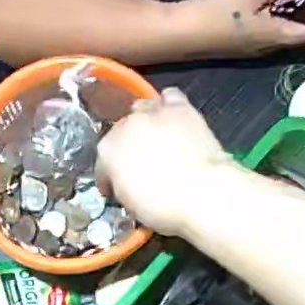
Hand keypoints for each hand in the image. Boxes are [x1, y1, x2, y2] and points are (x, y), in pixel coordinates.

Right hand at [97, 87, 244, 235]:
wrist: (201, 193)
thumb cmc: (162, 207)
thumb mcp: (129, 204)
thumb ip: (120, 185)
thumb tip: (124, 182)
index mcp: (107, 151)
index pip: (103, 164)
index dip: (109, 179)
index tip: (116, 190)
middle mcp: (125, 126)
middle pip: (121, 134)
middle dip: (126, 149)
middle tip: (139, 167)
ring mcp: (153, 113)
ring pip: (142, 109)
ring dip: (144, 124)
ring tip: (154, 139)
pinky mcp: (181, 108)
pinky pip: (169, 98)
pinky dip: (168, 107)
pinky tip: (172, 119)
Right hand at [167, 0, 304, 58]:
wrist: (178, 32)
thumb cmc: (218, 12)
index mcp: (276, 36)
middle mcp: (266, 47)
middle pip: (297, 32)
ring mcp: (250, 48)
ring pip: (280, 30)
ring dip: (291, 13)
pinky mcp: (236, 44)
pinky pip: (264, 28)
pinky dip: (273, 14)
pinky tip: (268, 0)